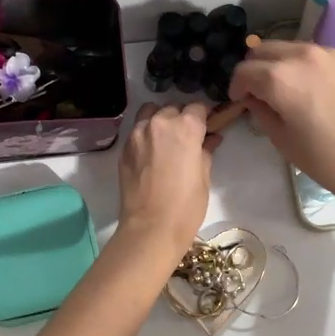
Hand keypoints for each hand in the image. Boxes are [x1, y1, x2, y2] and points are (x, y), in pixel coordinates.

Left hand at [116, 103, 220, 255]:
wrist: (150, 227)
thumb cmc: (186, 205)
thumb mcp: (204, 177)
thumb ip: (206, 151)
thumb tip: (211, 139)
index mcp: (185, 127)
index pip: (197, 108)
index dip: (204, 116)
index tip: (207, 127)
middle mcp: (159, 123)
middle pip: (173, 108)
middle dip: (181, 118)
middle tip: (187, 138)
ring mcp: (137, 134)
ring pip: (150, 113)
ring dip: (160, 120)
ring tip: (166, 140)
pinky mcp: (124, 148)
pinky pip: (137, 130)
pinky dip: (146, 134)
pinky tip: (151, 152)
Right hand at [228, 40, 334, 213]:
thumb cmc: (329, 161)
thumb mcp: (283, 141)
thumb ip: (262, 111)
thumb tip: (256, 98)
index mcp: (280, 77)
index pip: (243, 71)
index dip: (236, 87)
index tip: (240, 102)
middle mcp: (304, 55)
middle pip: (264, 49)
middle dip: (255, 69)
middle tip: (260, 94)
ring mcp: (332, 54)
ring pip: (292, 49)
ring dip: (281, 65)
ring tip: (289, 93)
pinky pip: (318, 56)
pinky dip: (307, 67)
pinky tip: (318, 93)